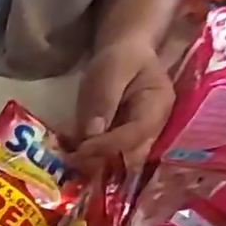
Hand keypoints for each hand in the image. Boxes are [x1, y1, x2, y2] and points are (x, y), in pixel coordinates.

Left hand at [74, 40, 174, 171]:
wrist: (123, 57)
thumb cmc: (120, 60)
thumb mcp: (110, 72)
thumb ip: (103, 100)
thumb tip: (92, 133)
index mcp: (157, 105)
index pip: (135, 134)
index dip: (107, 146)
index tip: (79, 150)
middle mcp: (153, 126)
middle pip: (131, 156)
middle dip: (101, 164)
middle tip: (71, 162)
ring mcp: (138, 137)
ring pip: (120, 163)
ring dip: (94, 168)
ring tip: (69, 164)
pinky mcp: (122, 143)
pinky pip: (109, 159)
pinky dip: (90, 163)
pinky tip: (71, 161)